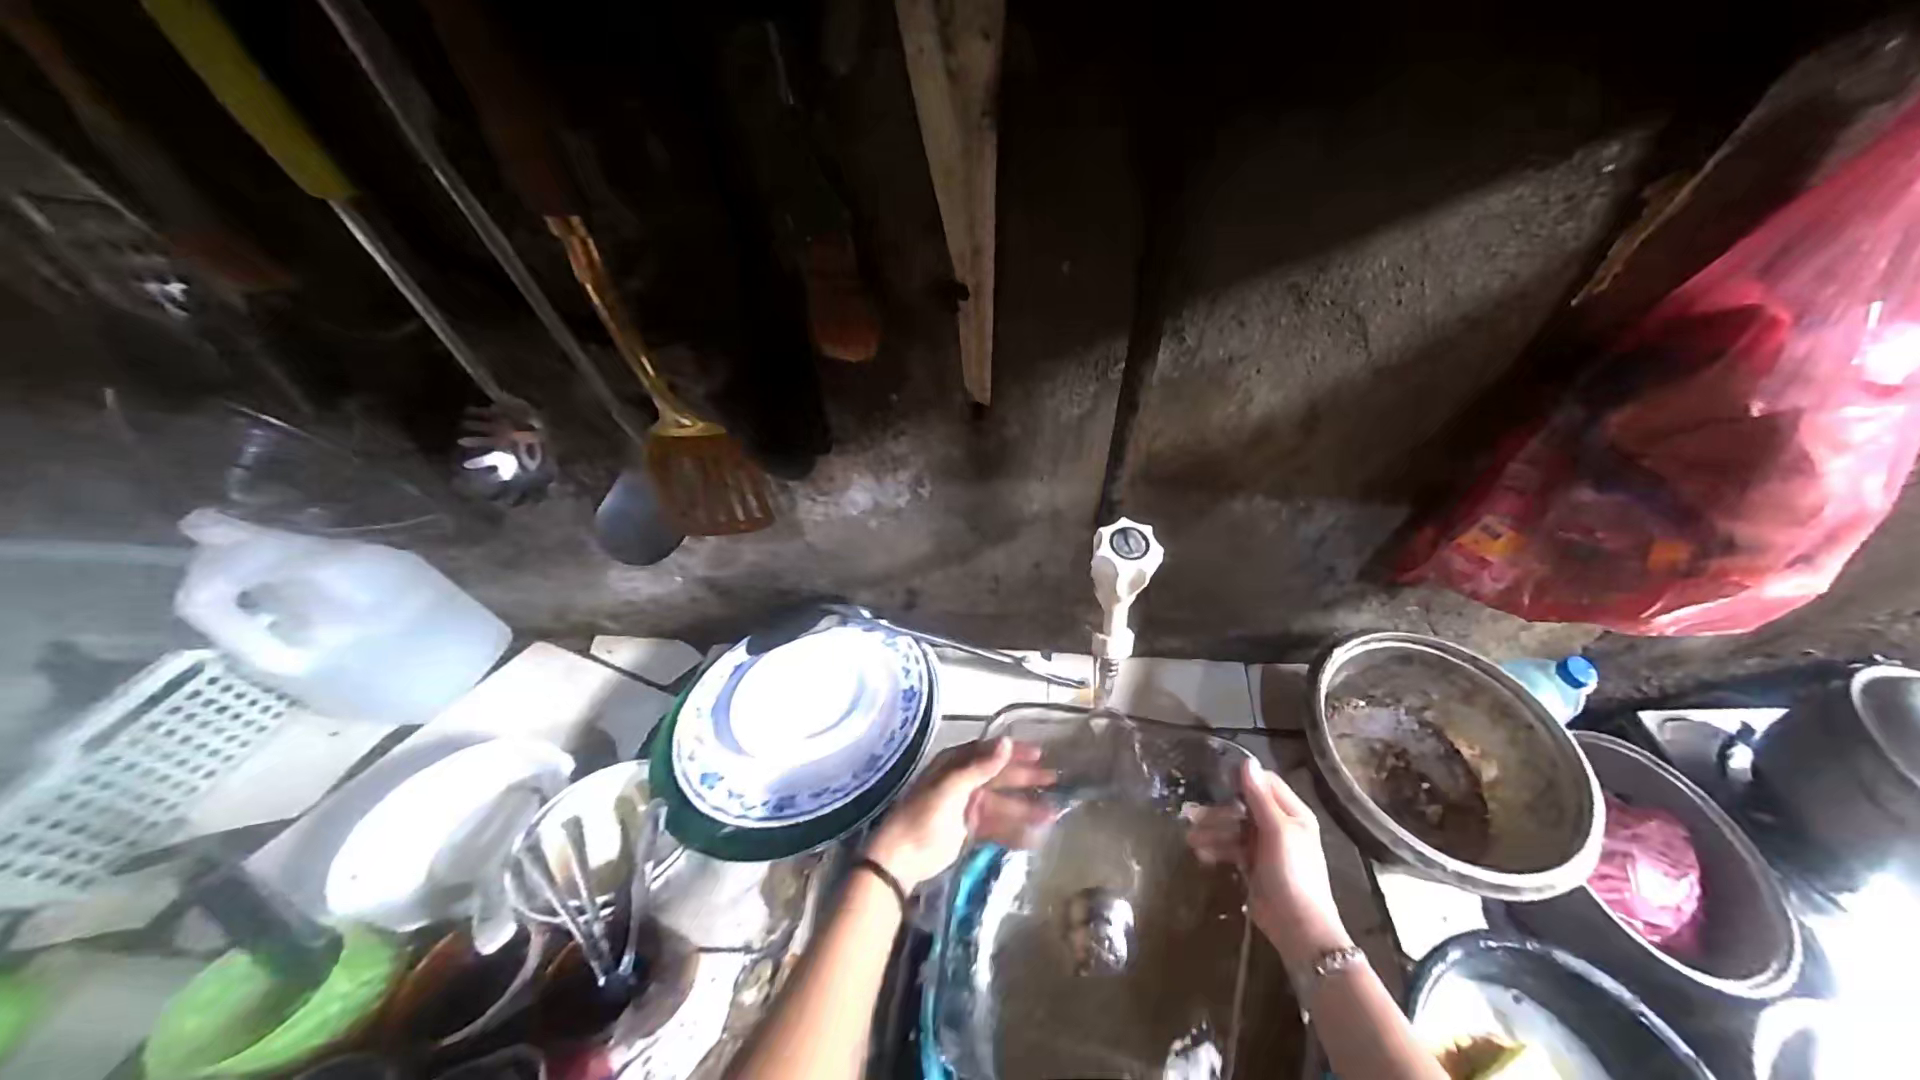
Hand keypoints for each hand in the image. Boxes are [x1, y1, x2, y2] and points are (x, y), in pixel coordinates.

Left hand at [864, 738, 1053, 889]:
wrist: (901, 857)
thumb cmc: (923, 816)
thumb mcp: (952, 788)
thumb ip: (980, 767)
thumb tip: (1006, 742)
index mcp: (955, 764)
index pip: (989, 752)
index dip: (1013, 752)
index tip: (1038, 755)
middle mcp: (963, 781)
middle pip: (1000, 777)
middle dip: (1025, 779)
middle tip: (1054, 780)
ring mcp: (967, 806)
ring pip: (1003, 804)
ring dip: (1026, 808)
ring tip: (1052, 814)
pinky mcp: (969, 830)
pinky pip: (997, 827)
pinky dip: (1014, 831)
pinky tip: (1035, 837)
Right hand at [1188, 758, 1350, 967]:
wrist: (1298, 928)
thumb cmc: (1292, 874)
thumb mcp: (1277, 832)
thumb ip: (1260, 797)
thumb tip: (1247, 761)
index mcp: (1292, 814)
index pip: (1265, 784)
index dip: (1242, 781)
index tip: (1218, 783)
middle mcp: (1279, 826)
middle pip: (1243, 806)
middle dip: (1218, 812)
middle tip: (1192, 816)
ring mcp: (1265, 846)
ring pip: (1233, 828)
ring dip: (1211, 832)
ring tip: (1190, 840)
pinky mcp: (1252, 865)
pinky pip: (1230, 848)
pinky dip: (1216, 849)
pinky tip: (1201, 855)